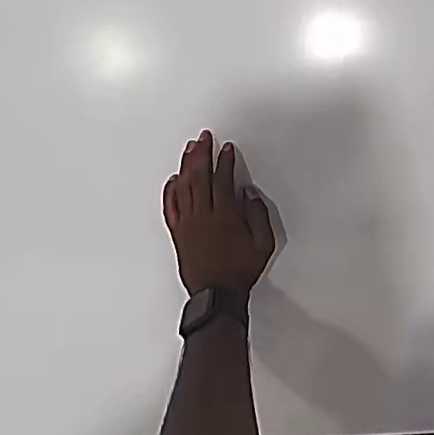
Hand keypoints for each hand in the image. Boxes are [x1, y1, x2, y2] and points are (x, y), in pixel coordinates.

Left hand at [162, 131, 274, 295]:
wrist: (216, 296)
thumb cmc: (239, 271)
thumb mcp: (263, 244)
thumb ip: (257, 215)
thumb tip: (248, 194)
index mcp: (225, 216)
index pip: (223, 179)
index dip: (224, 161)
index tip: (226, 149)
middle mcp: (203, 216)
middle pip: (200, 176)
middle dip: (202, 153)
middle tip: (204, 138)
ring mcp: (188, 223)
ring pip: (184, 187)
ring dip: (186, 165)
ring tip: (189, 149)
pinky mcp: (177, 233)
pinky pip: (170, 206)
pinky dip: (171, 190)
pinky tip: (173, 179)